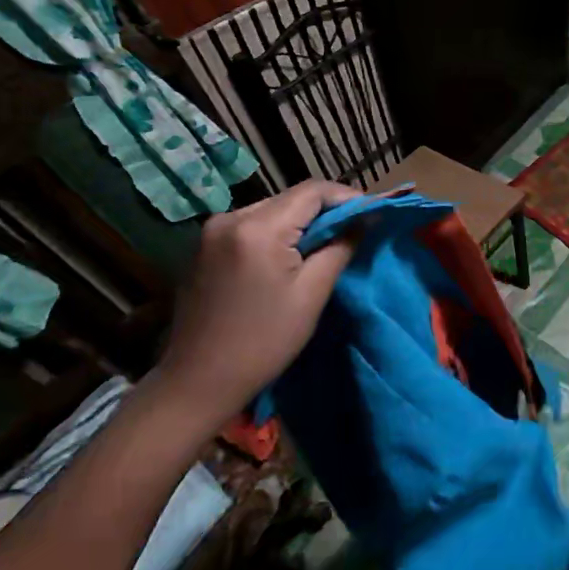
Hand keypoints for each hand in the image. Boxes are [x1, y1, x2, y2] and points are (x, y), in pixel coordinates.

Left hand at [151, 179, 360, 423]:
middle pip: (288, 198)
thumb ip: (339, 248)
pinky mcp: (204, 244)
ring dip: (297, 222)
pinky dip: (273, 233)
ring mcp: (212, 229)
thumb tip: (365, 218)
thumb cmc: (262, 343)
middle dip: (323, 210)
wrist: (198, 378)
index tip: (370, 213)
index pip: (311, 191)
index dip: (345, 197)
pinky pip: (249, 225)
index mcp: (257, 228)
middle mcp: (230, 216)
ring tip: (321, 247)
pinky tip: (285, 257)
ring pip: (269, 209)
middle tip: (351, 232)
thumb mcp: (310, 296)